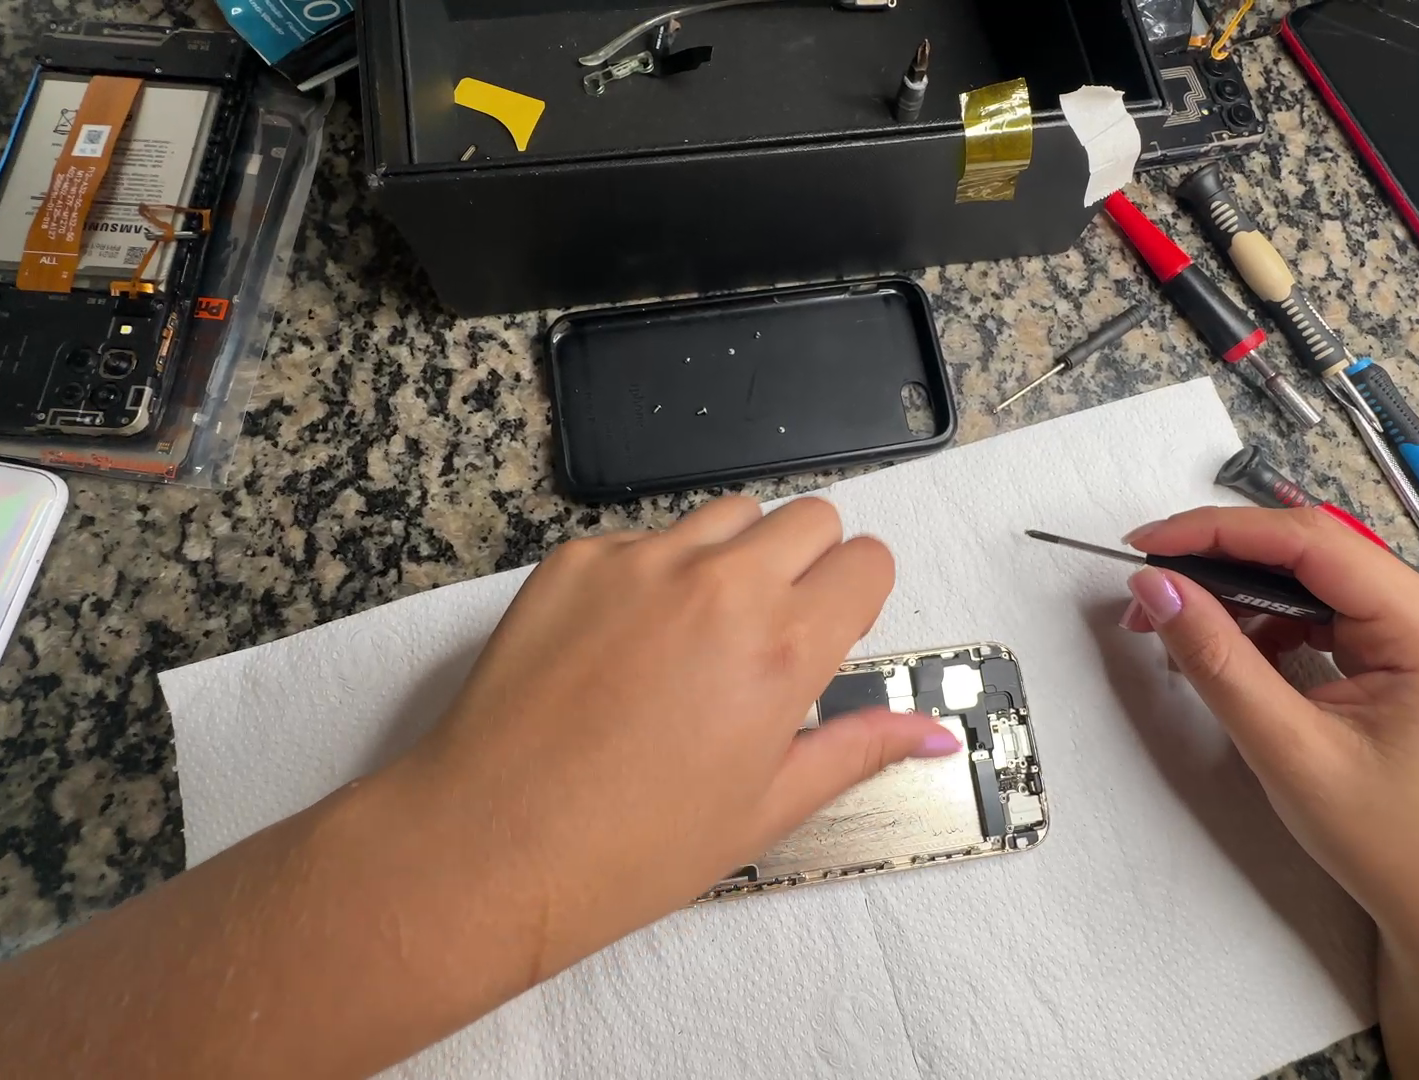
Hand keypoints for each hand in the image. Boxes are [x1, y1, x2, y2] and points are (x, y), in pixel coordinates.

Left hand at [387, 496, 958, 985]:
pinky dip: (656, 569)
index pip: (868, 559)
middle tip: (774, 622)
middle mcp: (720, 584)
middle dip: (811, 560)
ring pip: (731, 512)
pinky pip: (646, 536)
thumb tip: (930, 733)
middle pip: (810, 516)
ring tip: (701, 624)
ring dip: (738, 553)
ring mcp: (643, 560)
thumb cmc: (634, 846)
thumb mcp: (766, 807)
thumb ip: (858, 749)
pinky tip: (624, 637)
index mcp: (782, 647)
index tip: (836, 622)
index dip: (860, 590)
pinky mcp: (577, 557)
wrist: (488, 846)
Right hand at [1115, 507, 1418, 1077]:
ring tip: (1180, 633)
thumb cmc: (1390, 842)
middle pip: (1312, 555)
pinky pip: (1326, 616)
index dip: (1216, 530)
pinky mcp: (1414, 656)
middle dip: (1219, 567)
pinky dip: (1269, 627)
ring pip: (1313, 585)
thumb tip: (1152, 584)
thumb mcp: (1286, 747)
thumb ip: (1214, 657)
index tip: (1141, 542)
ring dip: (1239, 599)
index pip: (1311, 541)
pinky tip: (1236, 657)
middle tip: (1148, 597)